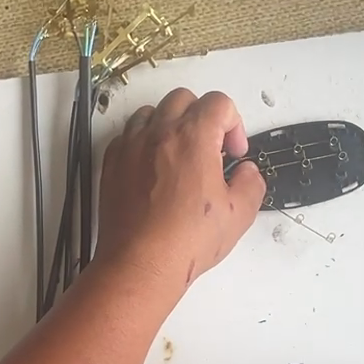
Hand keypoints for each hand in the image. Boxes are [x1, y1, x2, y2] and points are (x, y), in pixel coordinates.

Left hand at [96, 88, 265, 290]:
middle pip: (184, 99)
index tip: (234, 151)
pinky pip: (127, 135)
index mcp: (193, 137)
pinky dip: (142, 141)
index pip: (219, 103)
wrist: (141, 264)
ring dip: (170, 124)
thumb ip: (250, 183)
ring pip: (151, 112)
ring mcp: (131, 147)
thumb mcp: (239, 215)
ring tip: (180, 154)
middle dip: (202, 117)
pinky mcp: (112, 164)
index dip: (234, 124)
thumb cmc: (184, 241)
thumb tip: (247, 173)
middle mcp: (159, 134)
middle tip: (210, 149)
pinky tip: (153, 167)